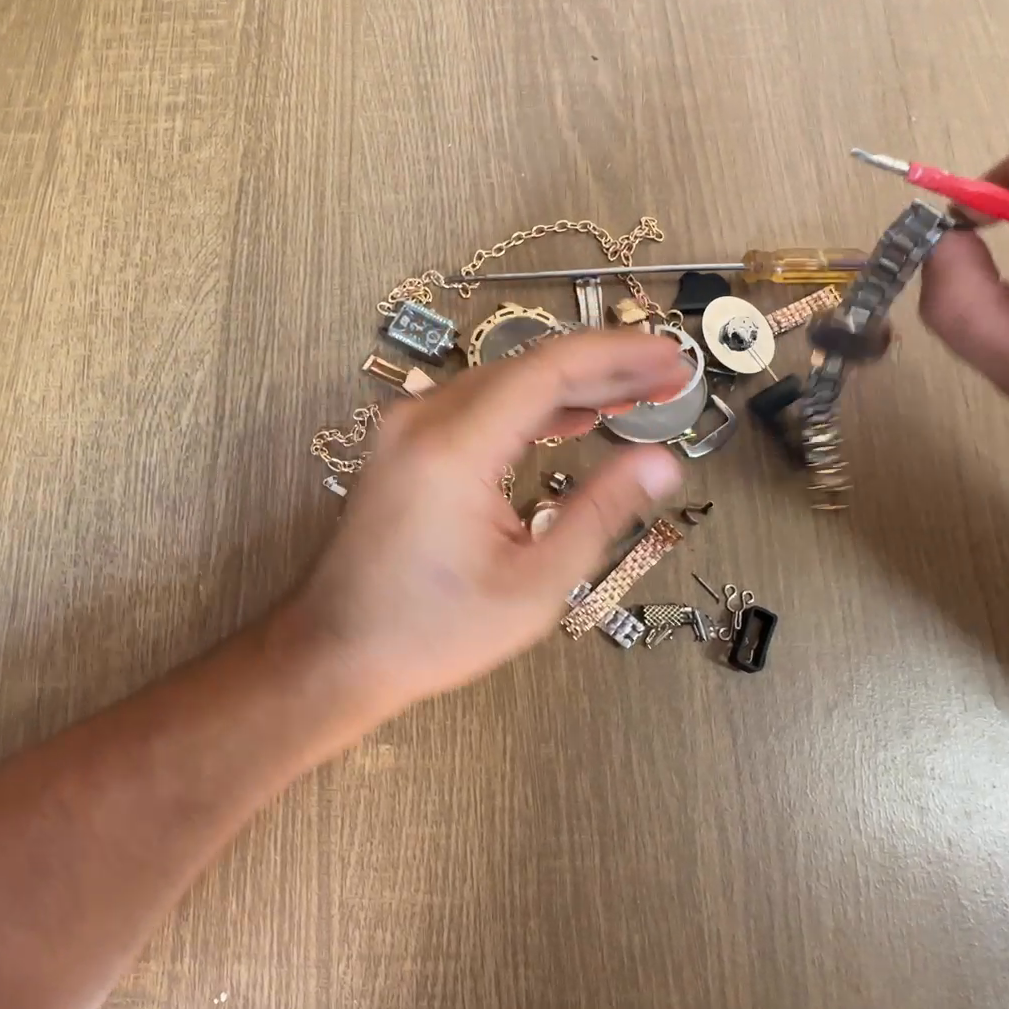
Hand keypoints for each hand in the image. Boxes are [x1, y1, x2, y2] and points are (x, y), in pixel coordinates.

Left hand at [283, 330, 689, 709]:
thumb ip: (599, 512)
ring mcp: (404, 431)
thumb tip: (660, 464)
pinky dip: (526, 409)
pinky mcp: (401, 448)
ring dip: (567, 387)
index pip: (548, 371)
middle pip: (526, 369)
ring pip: (500, 384)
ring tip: (634, 393)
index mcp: (453, 449)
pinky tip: (570, 418)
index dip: (618, 357)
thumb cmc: (430, 631)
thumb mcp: (532, 585)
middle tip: (666, 374)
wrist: (337, 651)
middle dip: (603, 368)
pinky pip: (474, 408)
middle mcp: (422, 422)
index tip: (671, 359)